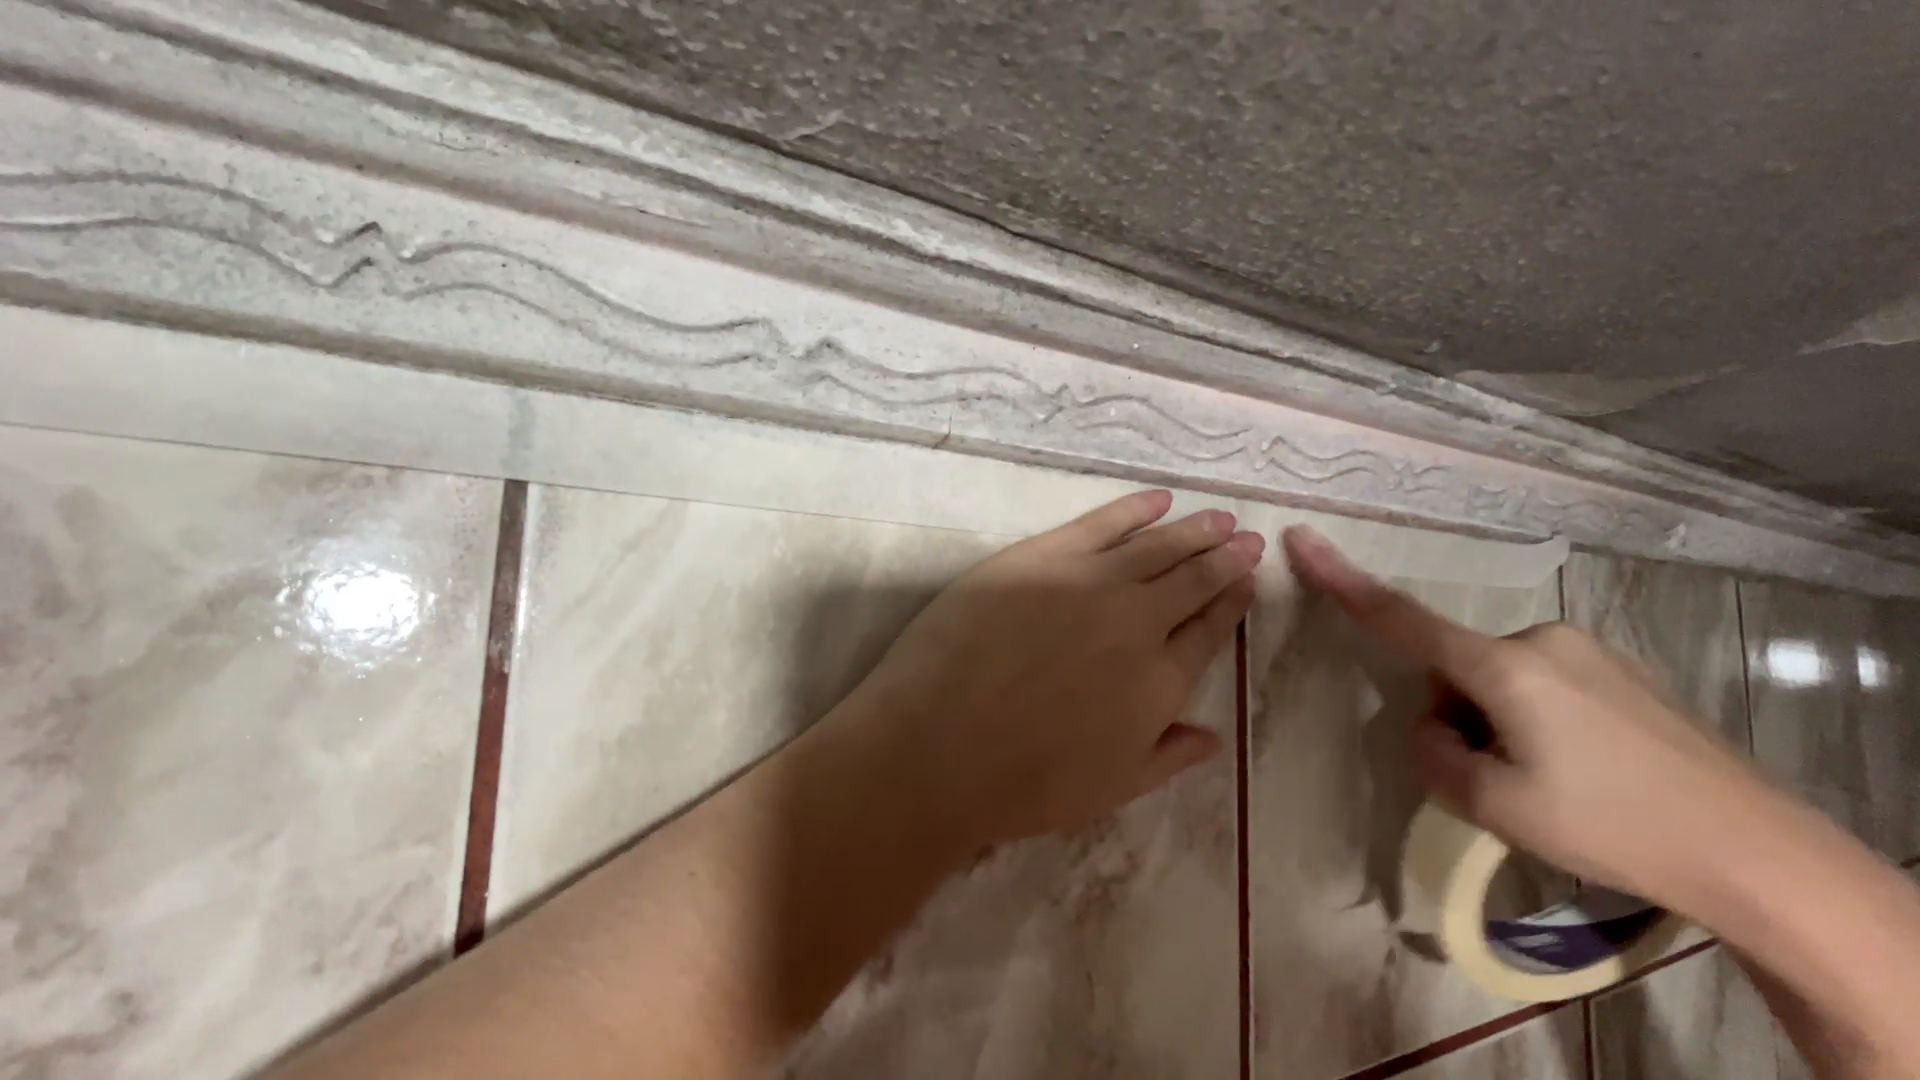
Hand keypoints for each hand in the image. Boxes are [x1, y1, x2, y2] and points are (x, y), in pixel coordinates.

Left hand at [830, 490, 1262, 847]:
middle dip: (1225, 559)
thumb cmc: (1024, 783)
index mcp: (1160, 683)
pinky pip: (1100, 523)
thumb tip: (1216, 736)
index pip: (1208, 633)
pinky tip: (1157, 499)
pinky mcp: (1041, 557)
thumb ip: (1169, 756)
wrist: (939, 749)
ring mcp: (1089, 584)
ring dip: (1193, 531)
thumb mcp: (1112, 787)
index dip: (1231, 605)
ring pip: (1156, 547)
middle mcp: (1138, 624)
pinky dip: (1133, 509)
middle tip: (1248, 540)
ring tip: (1218, 518)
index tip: (1247, 582)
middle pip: (1192, 582)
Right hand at [1282, 526, 1786, 906]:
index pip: (1403, 619)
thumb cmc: (1612, 826)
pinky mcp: (1622, 672)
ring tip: (1553, 786)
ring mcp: (1588, 652)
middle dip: (1458, 717)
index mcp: (1504, 667)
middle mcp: (1542, 640)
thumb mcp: (1495, 806)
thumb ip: (1435, 757)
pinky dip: (1538, 723)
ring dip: (1499, 723)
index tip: (1300, 539)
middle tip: (1503, 783)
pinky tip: (1588, 774)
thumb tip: (1432, 730)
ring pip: (1500, 680)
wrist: (1756, 852)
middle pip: (1457, 669)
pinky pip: (1544, 686)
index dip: (1343, 580)